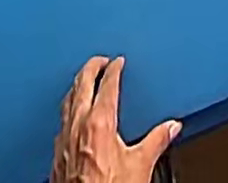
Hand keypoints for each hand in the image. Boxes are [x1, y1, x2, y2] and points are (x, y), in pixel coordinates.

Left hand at [52, 56, 180, 182]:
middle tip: (100, 60)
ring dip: (77, 86)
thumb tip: (171, 127)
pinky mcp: (56, 157)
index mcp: (100, 122)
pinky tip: (72, 117)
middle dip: (91, 67)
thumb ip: (156, 140)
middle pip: (81, 83)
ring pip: (67, 101)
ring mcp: (64, 140)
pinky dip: (68, 111)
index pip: (107, 83)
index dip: (114, 68)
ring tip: (84, 80)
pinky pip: (61, 123)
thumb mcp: (140, 166)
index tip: (118, 62)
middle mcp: (78, 125)